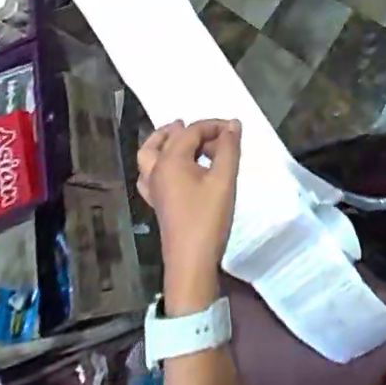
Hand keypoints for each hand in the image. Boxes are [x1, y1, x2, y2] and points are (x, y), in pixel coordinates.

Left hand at [137, 119, 241, 314]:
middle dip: (193, 131)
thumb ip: (229, 148)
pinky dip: (161, 162)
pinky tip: (176, 168)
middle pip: (170, 138)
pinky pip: (151, 172)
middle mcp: (156, 169)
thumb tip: (233, 124)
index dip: (214, 126)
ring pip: (151, 153)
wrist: (191, 260)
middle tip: (217, 136)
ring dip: (167, 141)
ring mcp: (153, 187)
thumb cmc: (208, 217)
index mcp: (170, 160)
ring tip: (187, 139)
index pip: (191, 131)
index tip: (235, 130)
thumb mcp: (224, 179)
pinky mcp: (157, 201)